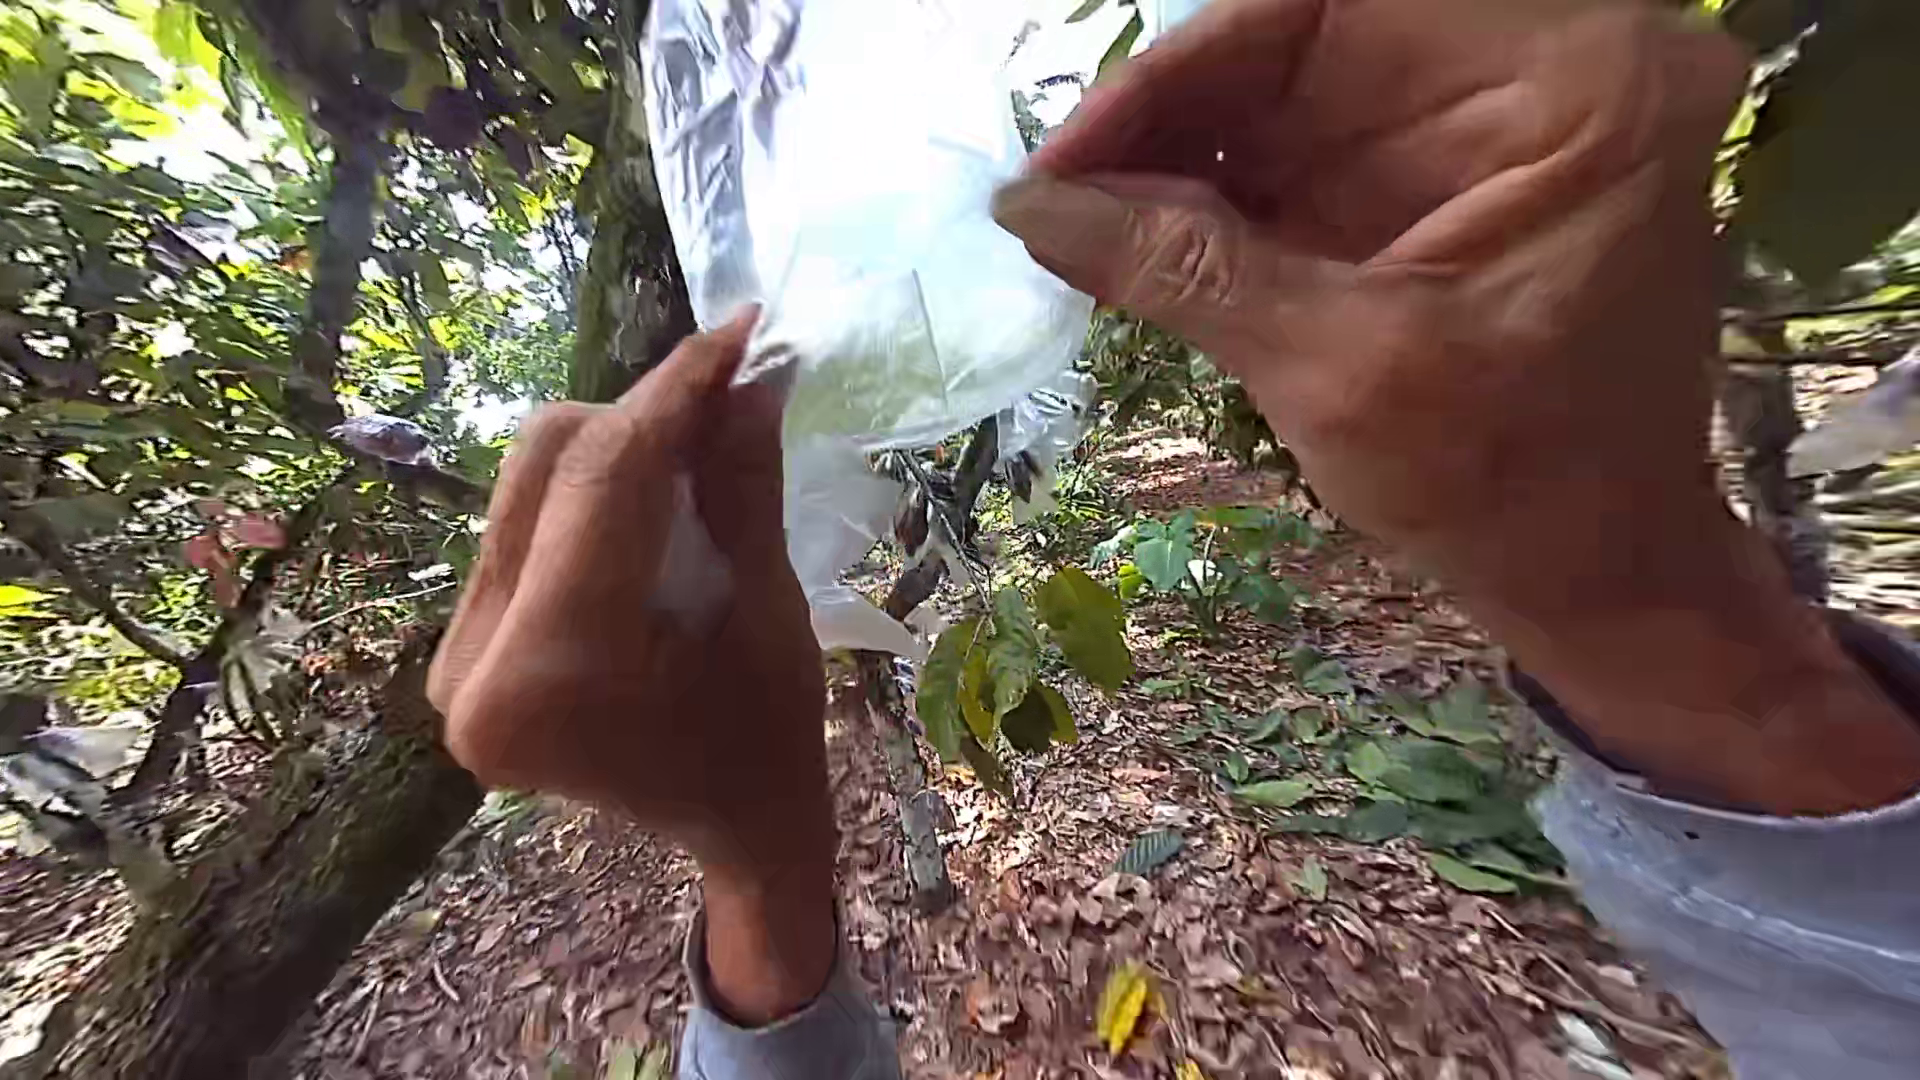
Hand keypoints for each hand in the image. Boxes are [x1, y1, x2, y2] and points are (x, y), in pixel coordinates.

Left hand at [428, 316, 835, 1021]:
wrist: (737, 822)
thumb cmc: (775, 736)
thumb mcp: (772, 608)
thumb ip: (746, 484)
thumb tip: (755, 376)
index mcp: (557, 672)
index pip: (606, 475)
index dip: (678, 389)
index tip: (740, 334)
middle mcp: (471, 666)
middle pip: (548, 462)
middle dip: (650, 417)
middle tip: (733, 404)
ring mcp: (455, 660)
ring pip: (530, 484)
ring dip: (626, 450)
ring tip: (703, 458)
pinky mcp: (469, 649)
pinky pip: (530, 526)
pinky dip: (602, 493)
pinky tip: (660, 504)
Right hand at [995, 0, 1919, 812]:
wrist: (1565, 567)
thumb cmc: (1491, 479)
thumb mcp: (1332, 368)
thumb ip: (1185, 273)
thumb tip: (1033, 213)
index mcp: (1553, 83)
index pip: (1321, 15)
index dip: (1170, 76)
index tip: (1060, 158)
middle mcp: (1495, 91)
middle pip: (1281, 67)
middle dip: (1149, 133)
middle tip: (1044, 201)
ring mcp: (1432, 162)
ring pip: (1258, 134)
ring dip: (1152, 182)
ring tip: (1062, 231)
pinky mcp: (1380, 227)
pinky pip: (1262, 199)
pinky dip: (1182, 226)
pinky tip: (1116, 253)